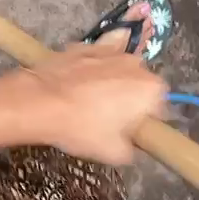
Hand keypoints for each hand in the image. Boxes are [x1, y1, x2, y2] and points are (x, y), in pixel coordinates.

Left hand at [11, 39, 168, 165]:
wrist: (39, 102)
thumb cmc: (81, 128)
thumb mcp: (114, 153)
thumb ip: (133, 150)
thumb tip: (131, 146)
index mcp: (152, 90)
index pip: (159, 110)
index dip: (144, 123)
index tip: (128, 133)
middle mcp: (137, 64)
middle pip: (139, 86)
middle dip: (128, 100)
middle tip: (106, 120)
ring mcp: (110, 51)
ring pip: (117, 70)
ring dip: (109, 83)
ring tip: (86, 103)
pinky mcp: (84, 46)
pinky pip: (94, 60)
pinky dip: (89, 70)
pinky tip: (74, 85)